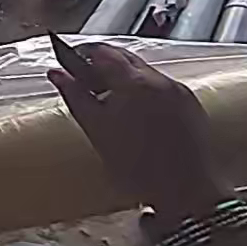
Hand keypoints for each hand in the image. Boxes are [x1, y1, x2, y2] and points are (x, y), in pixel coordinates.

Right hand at [48, 39, 236, 215]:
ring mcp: (177, 89)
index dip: (83, 52)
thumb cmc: (136, 165)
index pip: (103, 51)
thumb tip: (56, 73)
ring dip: (125, 76)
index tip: (71, 61)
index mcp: (132, 81)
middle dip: (104, 61)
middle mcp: (157, 78)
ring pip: (143, 70)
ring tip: (111, 97)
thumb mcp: (97, 130)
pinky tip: (137, 111)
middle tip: (87, 78)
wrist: (187, 194)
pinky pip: (161, 85)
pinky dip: (145, 89)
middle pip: (124, 56)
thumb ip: (75, 95)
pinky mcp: (190, 103)